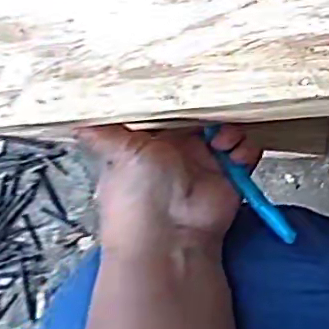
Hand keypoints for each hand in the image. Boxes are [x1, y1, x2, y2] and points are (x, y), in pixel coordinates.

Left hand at [79, 124, 261, 255]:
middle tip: (214, 123)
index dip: (185, 106)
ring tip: (224, 145)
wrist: (172, 231)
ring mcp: (209, 162)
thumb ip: (109, 134)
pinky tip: (236, 158)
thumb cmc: (139, 196)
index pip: (172, 117)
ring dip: (233, 134)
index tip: (195, 96)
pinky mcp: (233, 172)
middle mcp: (180, 152)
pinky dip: (246, 150)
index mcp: (151, 146)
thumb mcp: (122, 156)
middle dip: (215, 118)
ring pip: (230, 133)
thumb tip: (81, 120)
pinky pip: (248, 151)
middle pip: (206, 122)